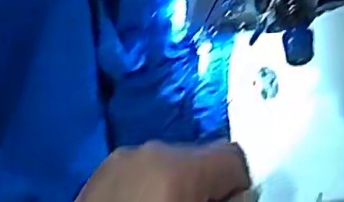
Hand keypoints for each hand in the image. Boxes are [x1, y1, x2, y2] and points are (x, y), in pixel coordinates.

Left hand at [75, 141, 251, 201]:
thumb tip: (244, 195)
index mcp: (178, 166)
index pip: (233, 156)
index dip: (238, 188)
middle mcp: (151, 148)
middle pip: (200, 159)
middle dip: (204, 189)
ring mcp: (121, 158)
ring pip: (169, 165)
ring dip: (174, 190)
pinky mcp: (99, 172)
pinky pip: (140, 172)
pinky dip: (147, 192)